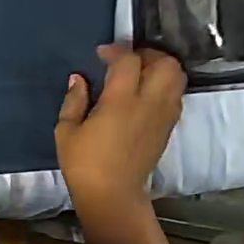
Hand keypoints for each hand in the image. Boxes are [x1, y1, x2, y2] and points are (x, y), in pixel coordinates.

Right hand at [55, 42, 184, 217]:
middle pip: (165, 63)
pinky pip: (175, 94)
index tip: (101, 53)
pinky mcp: (168, 126)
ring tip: (138, 73)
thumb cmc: (83, 163)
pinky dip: (164, 85)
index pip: (128, 61)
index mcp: (120, 102)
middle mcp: (149, 103)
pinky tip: (144, 93)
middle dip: (147, 54)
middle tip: (126, 59)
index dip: (116, 50)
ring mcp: (163, 114)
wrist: (112, 193)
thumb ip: (74, 100)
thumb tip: (78, 79)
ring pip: (177, 77)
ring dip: (160, 67)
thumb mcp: (66, 131)